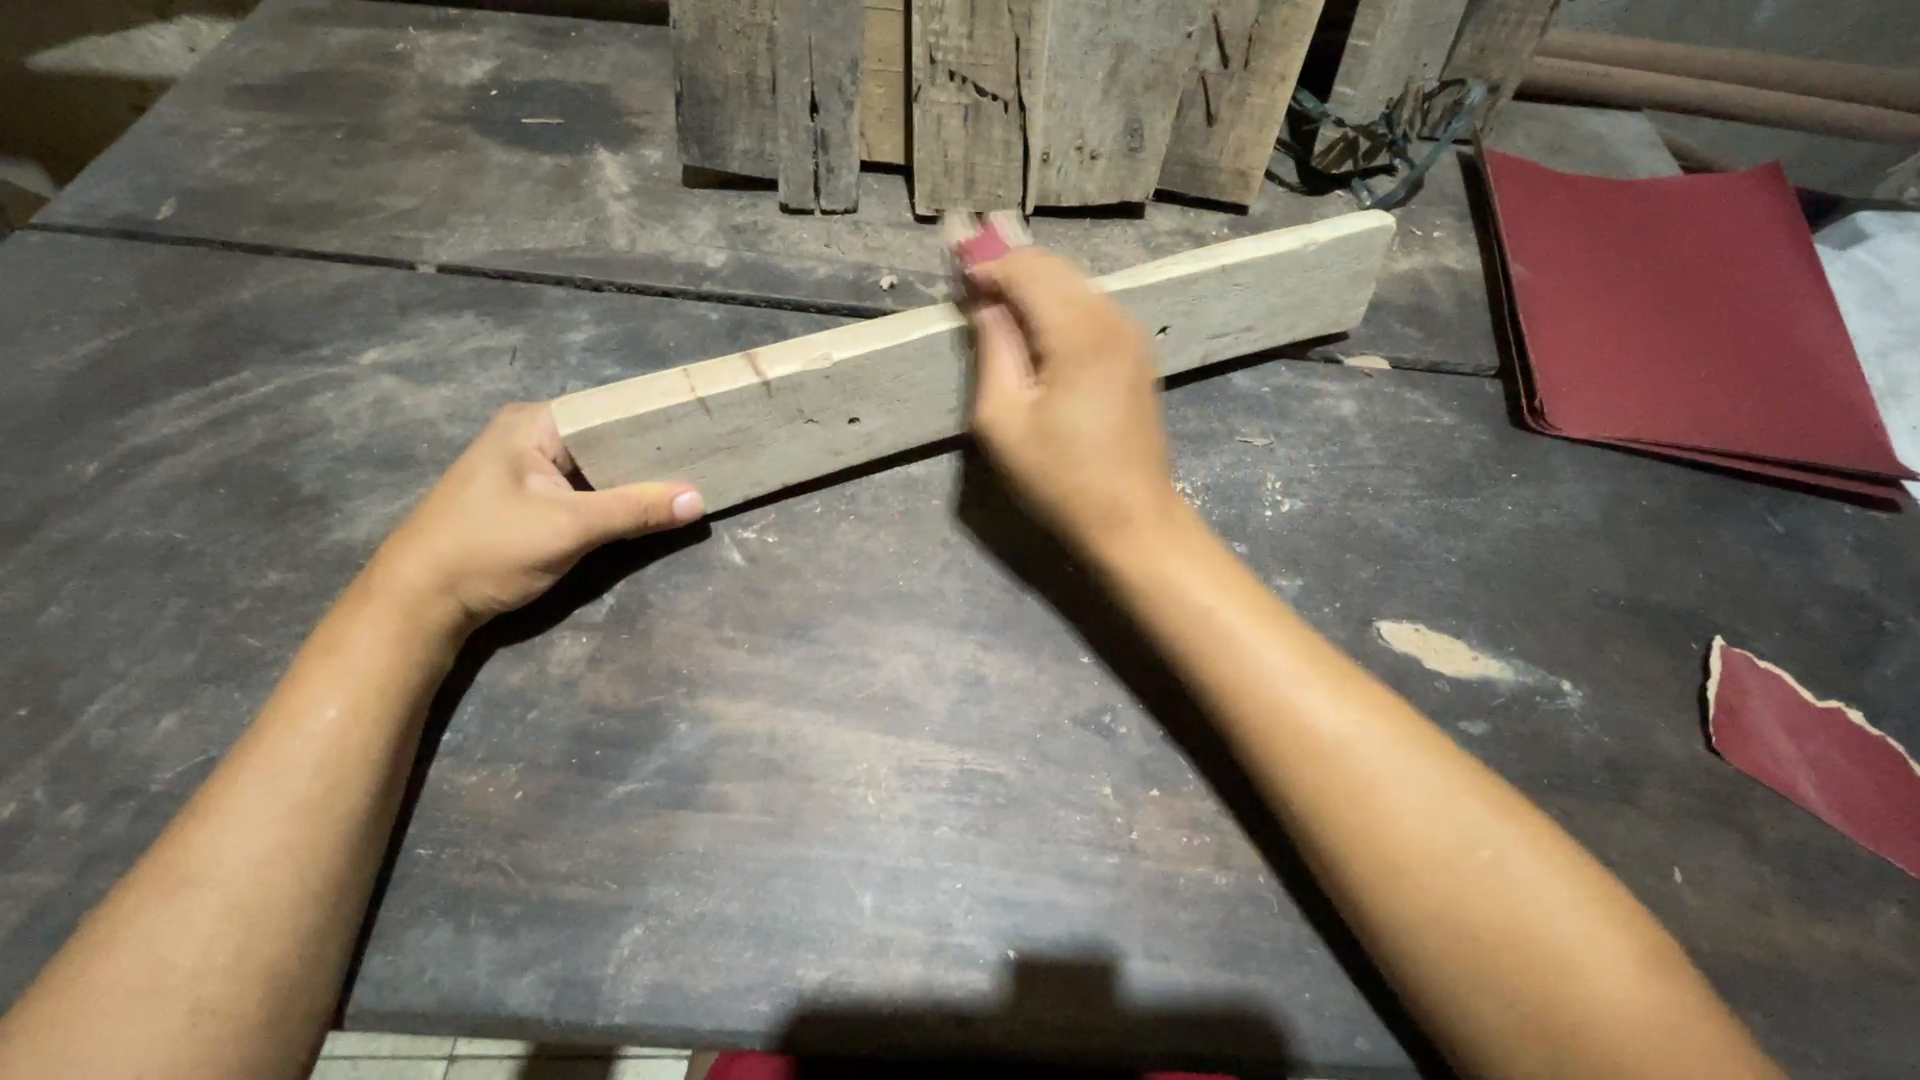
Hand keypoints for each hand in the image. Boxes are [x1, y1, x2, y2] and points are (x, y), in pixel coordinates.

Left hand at [365, 403, 702, 631]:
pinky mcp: (531, 500)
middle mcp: (533, 436)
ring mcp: (530, 469)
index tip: (704, 433)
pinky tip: (649, 508)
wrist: (421, 601)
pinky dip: (615, 500)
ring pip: (599, 469)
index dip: (657, 423)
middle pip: (608, 440)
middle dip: (652, 456)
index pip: (611, 410)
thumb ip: (635, 510)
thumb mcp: (569, 528)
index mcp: (535, 422)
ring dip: (635, 482)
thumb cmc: (488, 548)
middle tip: (707, 463)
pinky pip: (586, 491)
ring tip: (690, 482)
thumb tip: (698, 499)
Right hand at [965, 248, 1182, 558]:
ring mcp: (1130, 332)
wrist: (1131, 516)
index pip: (1026, 269)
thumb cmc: (1059, 477)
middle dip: (1008, 266)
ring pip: (1073, 282)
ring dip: (1032, 283)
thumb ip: (992, 350)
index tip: (954, 272)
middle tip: (968, 277)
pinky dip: (1056, 303)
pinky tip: (1032, 324)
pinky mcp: (1136, 349)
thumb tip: (984, 304)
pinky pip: (1089, 306)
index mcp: (1079, 333)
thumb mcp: (1003, 420)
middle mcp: (1112, 318)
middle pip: (1052, 266)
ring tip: (994, 301)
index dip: (986, 264)